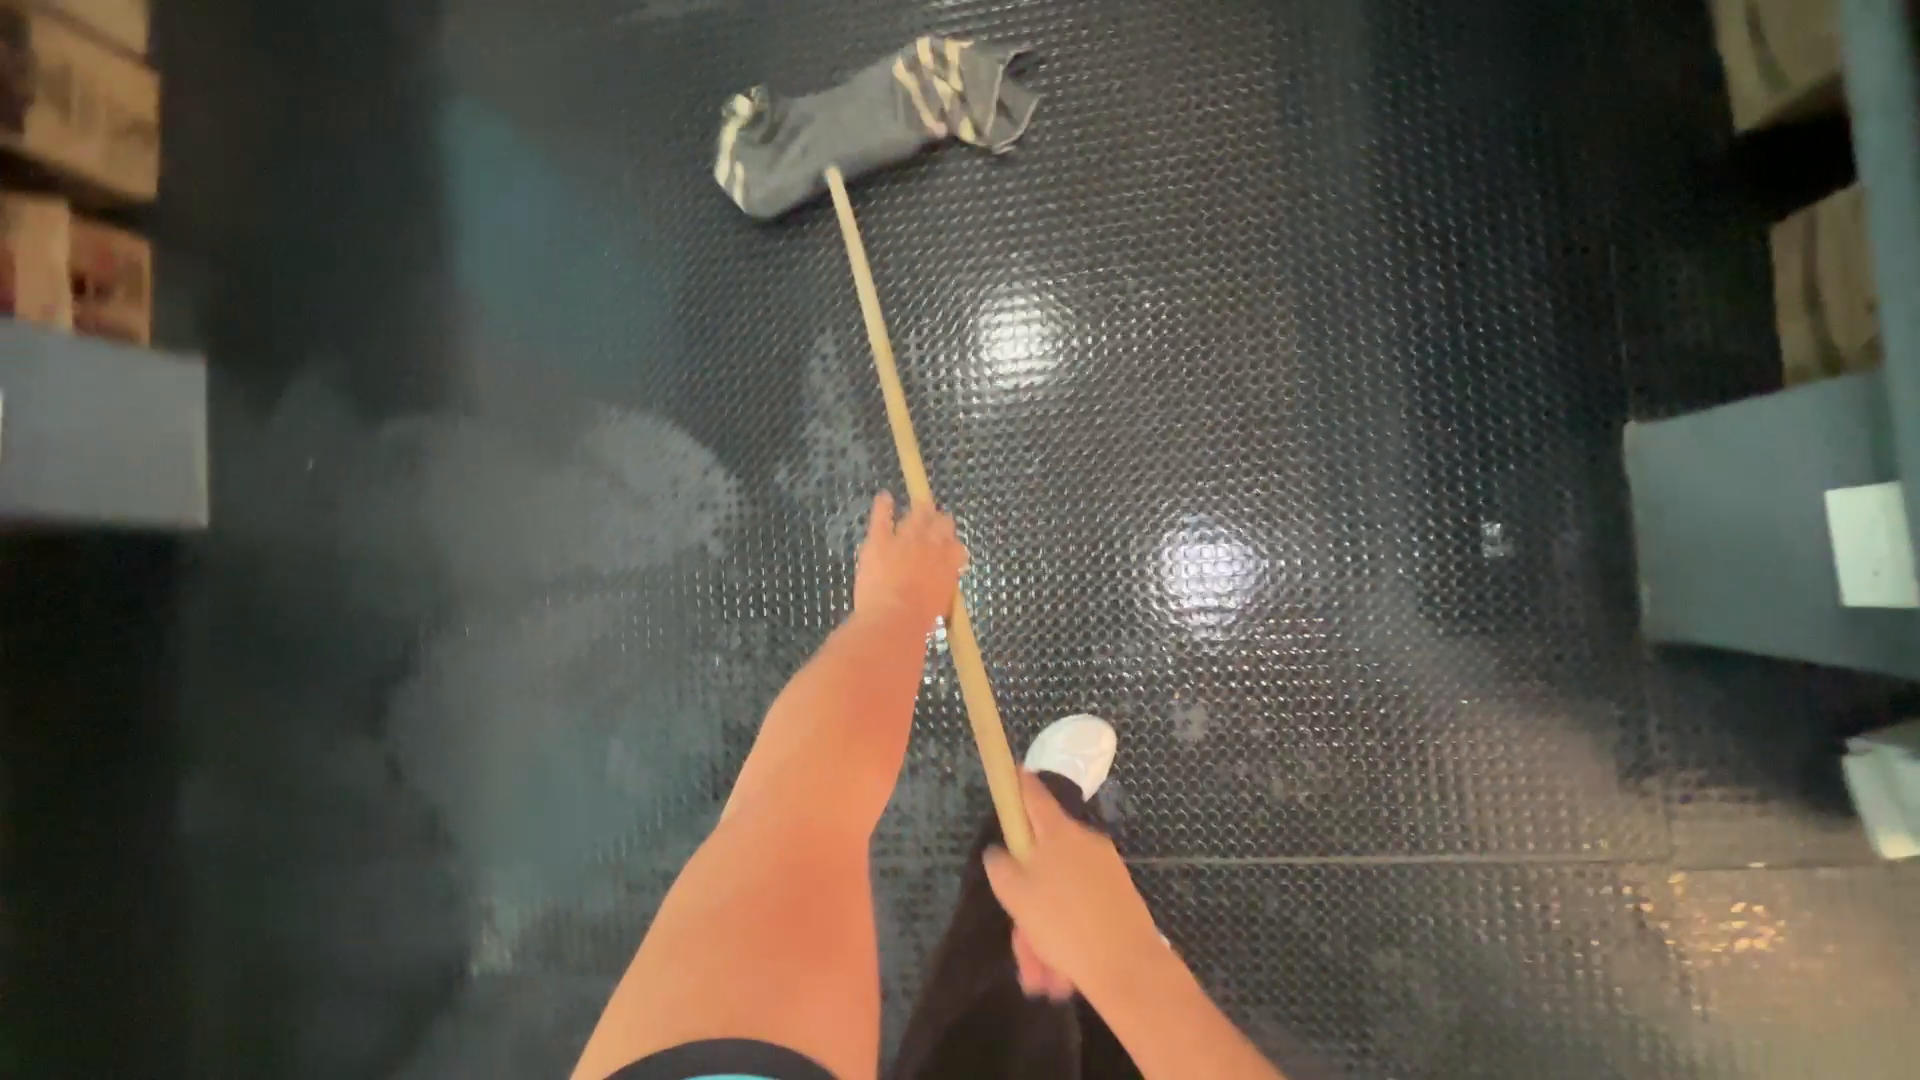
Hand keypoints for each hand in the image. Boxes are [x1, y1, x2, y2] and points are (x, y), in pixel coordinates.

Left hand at [853, 491, 967, 631]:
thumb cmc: (919, 621)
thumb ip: (943, 588)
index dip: (952, 546)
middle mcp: (932, 546)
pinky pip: (882, 517)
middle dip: (940, 522)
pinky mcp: (880, 539)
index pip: (957, 547)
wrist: (894, 616)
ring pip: (916, 516)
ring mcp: (906, 539)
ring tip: (919, 504)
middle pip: (941, 524)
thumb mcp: (941, 607)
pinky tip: (884, 497)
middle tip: (937, 520)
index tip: (950, 547)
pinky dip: (883, 506)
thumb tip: (941, 585)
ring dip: (919, 510)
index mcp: (950, 565)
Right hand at [984, 771, 1162, 1001]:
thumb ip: (1002, 867)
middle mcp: (1084, 841)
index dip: (1017, 783)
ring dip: (1045, 930)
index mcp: (1058, 832)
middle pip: (1043, 860)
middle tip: (1021, 939)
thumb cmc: (1064, 923)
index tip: (1010, 771)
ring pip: (1061, 893)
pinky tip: (1061, 974)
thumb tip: (1001, 852)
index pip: (1033, 794)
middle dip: (1027, 900)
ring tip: (1040, 974)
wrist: (1128, 967)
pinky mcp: (1120, 897)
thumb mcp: (1016, 896)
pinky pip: (1082, 909)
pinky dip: (1067, 936)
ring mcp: (1106, 868)